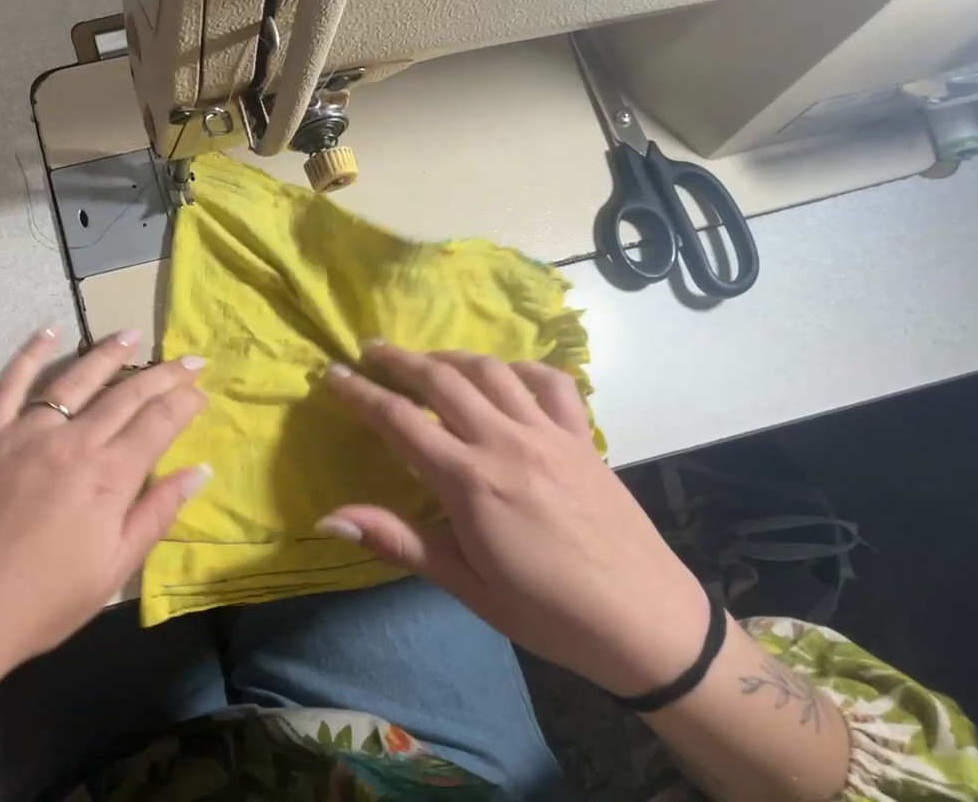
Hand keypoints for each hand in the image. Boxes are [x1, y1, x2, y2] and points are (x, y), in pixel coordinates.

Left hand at [0, 326, 210, 712]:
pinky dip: (30, 353)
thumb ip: (156, 514)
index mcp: (107, 477)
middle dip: (163, 373)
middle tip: (189, 359)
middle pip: (126, 394)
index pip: (159, 422)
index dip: (185, 402)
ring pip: (75, 379)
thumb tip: (200, 471)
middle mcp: (71, 441)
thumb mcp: (112, 571)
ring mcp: (24, 432)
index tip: (202, 391)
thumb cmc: (41, 604)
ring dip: (108, 353)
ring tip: (132, 335)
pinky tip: (49, 331)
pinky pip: (10, 383)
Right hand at [319, 343, 710, 696]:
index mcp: (470, 482)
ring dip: (450, 356)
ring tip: (425, 358)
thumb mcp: (466, 586)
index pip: (399, 421)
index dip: (360, 394)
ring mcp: (550, 435)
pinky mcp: (583, 439)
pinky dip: (519, 368)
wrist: (649, 626)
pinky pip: (551, 383)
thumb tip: (328, 518)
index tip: (333, 375)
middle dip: (399, 360)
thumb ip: (398, 541)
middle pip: (441, 380)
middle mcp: (507, 443)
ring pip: (491, 371)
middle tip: (370, 350)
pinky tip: (503, 376)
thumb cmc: (547, 613)